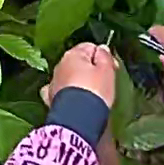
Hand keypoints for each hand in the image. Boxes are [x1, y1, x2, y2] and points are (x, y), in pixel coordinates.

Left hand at [41, 42, 119, 164]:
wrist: (78, 117)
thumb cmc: (95, 91)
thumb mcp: (107, 71)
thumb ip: (105, 57)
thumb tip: (102, 48)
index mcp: (72, 55)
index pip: (89, 47)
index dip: (103, 56)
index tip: (113, 68)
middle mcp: (59, 65)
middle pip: (78, 62)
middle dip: (91, 69)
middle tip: (105, 82)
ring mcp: (53, 81)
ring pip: (69, 76)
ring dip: (79, 81)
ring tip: (92, 94)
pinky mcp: (51, 97)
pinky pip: (61, 91)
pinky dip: (68, 93)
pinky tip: (74, 99)